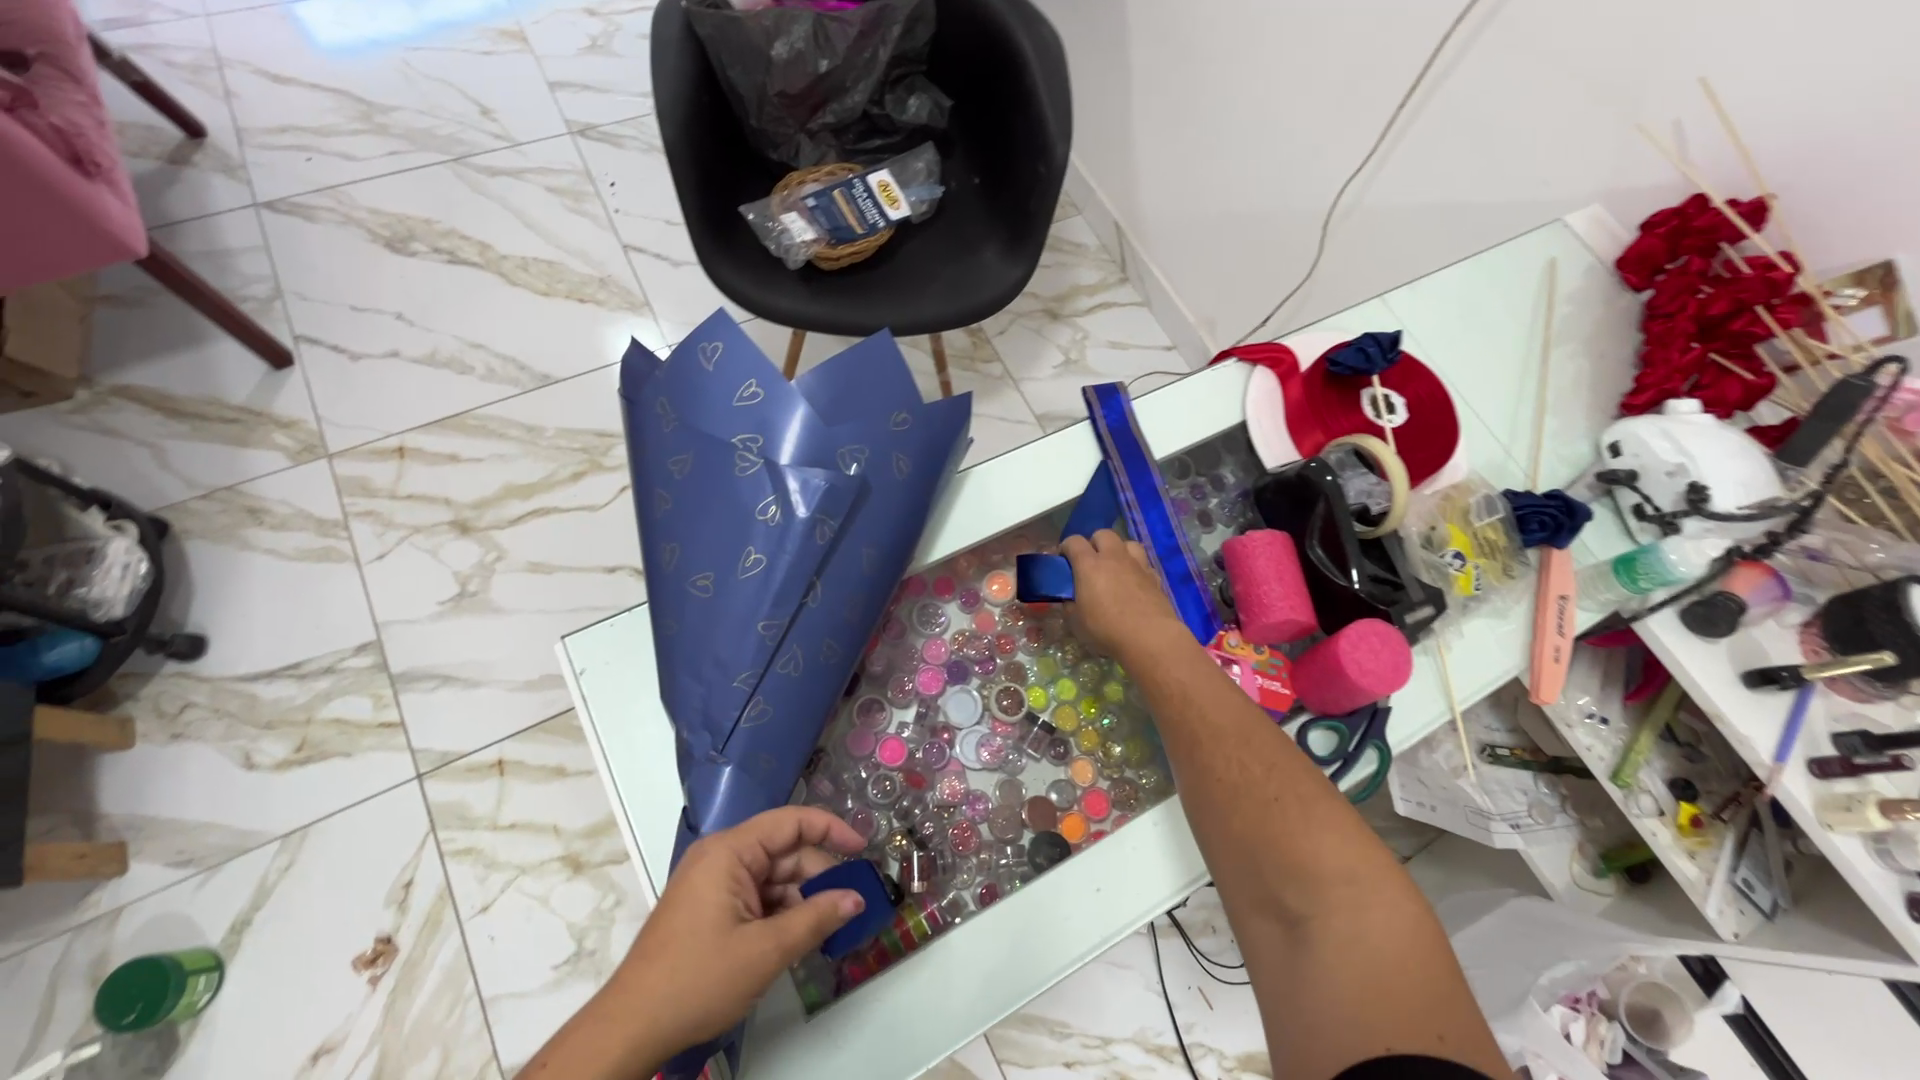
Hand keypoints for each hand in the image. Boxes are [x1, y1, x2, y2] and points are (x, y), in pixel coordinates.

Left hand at [616, 807, 866, 1057]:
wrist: (633, 1026)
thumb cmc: (698, 980)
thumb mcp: (766, 951)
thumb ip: (816, 918)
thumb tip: (857, 898)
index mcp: (729, 852)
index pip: (791, 821)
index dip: (832, 829)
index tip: (865, 850)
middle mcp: (721, 858)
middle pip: (785, 852)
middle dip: (820, 875)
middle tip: (853, 905)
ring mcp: (714, 884)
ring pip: (774, 878)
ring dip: (803, 899)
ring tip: (830, 928)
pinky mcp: (711, 909)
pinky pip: (758, 898)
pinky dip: (782, 914)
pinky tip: (801, 939)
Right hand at [1060, 529, 1187, 660]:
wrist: (1149, 637)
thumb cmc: (1106, 630)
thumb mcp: (1076, 622)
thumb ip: (1070, 605)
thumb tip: (1070, 598)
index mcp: (1089, 565)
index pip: (1073, 541)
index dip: (1066, 548)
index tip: (1063, 560)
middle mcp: (1113, 557)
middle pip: (1103, 534)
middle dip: (1094, 543)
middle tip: (1090, 563)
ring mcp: (1137, 565)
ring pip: (1127, 543)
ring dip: (1118, 550)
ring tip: (1115, 568)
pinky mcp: (1154, 576)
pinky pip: (1143, 563)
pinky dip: (1136, 568)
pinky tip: (1133, 583)